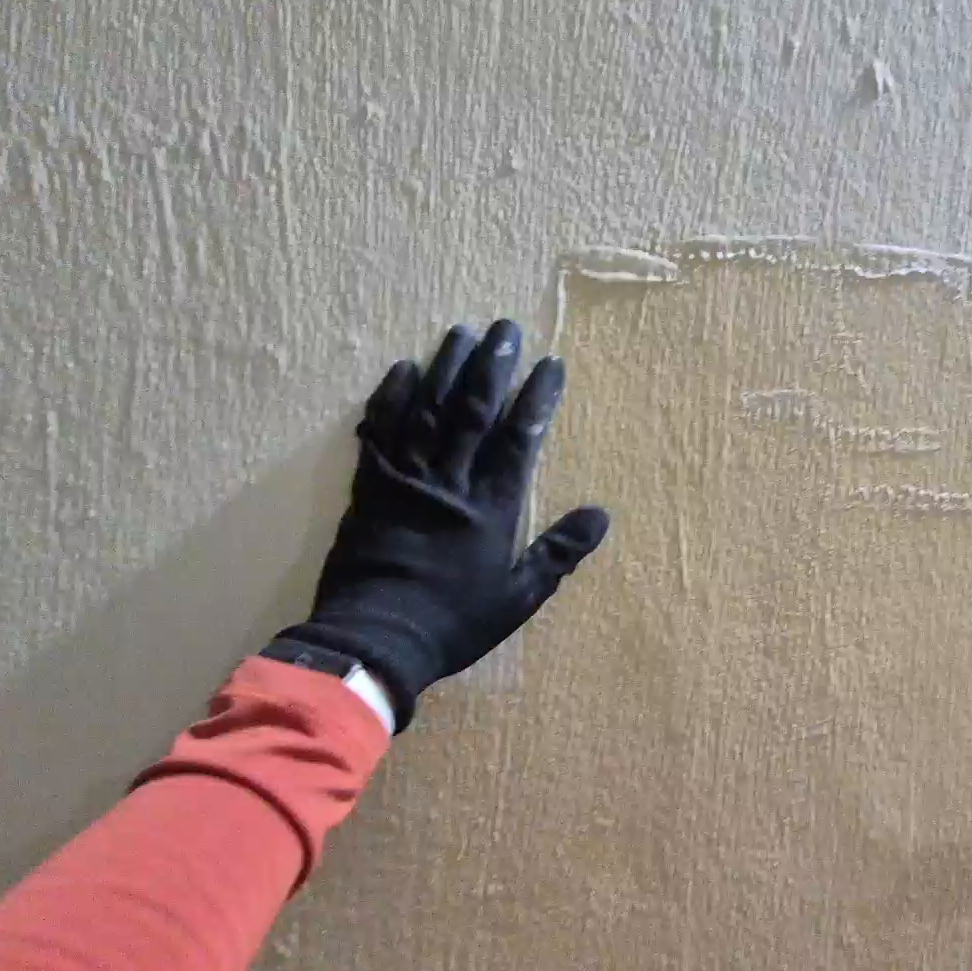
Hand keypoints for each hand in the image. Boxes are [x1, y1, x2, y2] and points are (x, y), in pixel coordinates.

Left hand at [276, 320, 608, 731]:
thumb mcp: (520, 597)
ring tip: (461, 331)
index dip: (536, 399)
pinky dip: (391, 398)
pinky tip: (402, 368)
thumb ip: (560, 552)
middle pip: (472, 412)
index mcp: (490, 509)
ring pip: (428, 412)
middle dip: (492, 367)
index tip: (551, 364)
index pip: (518, 440)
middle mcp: (450, 483)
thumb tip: (601, 514)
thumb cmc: (455, 622)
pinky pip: (380, 433)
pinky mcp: (370, 488)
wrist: (374, 641)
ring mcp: (405, 481)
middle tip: (506, 328)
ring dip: (446, 369)